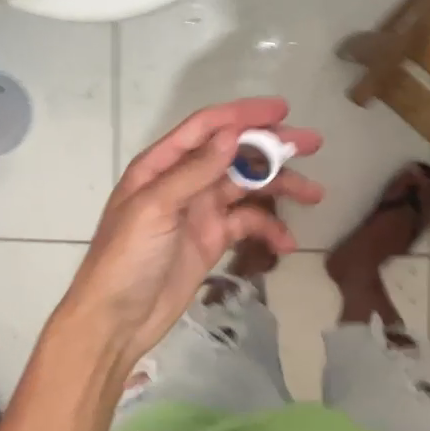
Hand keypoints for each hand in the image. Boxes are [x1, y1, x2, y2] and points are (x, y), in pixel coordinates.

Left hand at [51, 98, 323, 369]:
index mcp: (161, 165)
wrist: (114, 320)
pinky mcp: (211, 240)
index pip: (207, 128)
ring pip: (246, 188)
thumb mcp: (155, 208)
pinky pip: (246, 224)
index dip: (243, 115)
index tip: (283, 110)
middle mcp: (182, 181)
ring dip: (279, 188)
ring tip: (315, 193)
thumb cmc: (125, 258)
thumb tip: (232, 134)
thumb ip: (194, 171)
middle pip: (233, 153)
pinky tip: (287, 243)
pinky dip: (268, 229)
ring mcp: (199, 211)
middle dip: (272, 148)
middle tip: (313, 143)